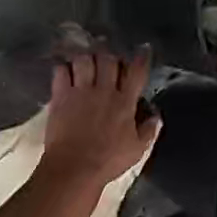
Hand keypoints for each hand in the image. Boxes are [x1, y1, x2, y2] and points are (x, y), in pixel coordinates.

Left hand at [41, 47, 160, 186]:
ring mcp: (80, 92)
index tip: (143, 49)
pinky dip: (64, 67)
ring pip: (84, 59)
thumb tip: (156, 115)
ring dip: (86, 57)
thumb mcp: (137, 150)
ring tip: (86, 59)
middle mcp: (103, 91)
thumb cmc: (107, 161)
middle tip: (107, 55)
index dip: (141, 57)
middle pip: (108, 60)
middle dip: (109, 54)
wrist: (74, 167)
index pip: (137, 72)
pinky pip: (61, 71)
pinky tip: (65, 71)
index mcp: (124, 103)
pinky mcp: (60, 97)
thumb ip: (148, 131)